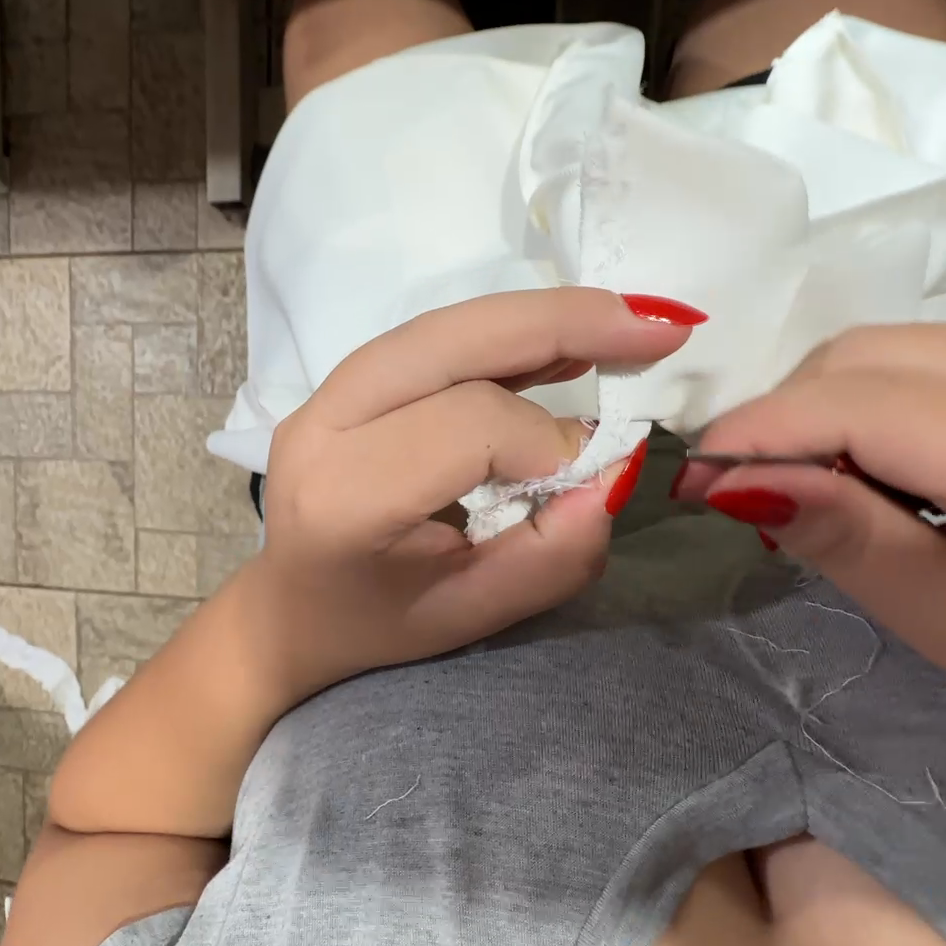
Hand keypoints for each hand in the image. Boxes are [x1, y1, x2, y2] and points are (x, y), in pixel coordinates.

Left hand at [232, 287, 697, 700]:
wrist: (288, 612)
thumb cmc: (371, 627)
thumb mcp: (465, 617)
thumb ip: (546, 558)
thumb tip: (612, 476)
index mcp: (342, 497)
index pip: (464, 427)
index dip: (545, 439)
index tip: (589, 475)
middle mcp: (319, 428)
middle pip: (447, 341)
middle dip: (560, 323)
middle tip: (657, 330)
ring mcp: (321, 397)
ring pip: (440, 327)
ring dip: (537, 319)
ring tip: (624, 326)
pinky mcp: (339, 385)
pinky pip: (431, 339)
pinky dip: (503, 333)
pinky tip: (562, 338)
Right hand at [678, 324, 945, 797]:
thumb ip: (854, 545)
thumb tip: (737, 485)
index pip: (870, 403)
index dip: (760, 428)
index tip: (690, 478)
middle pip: (874, 353)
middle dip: (782, 412)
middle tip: (742, 490)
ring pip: (897, 344)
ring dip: (820, 403)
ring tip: (806, 481)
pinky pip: (936, 358)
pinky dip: (868, 400)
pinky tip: (871, 463)